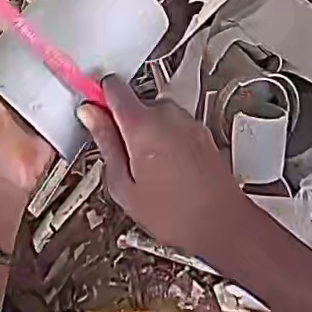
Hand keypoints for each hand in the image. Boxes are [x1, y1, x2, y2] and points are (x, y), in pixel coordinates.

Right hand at [77, 75, 258, 258]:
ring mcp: (187, 120)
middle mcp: (167, 114)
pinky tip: (169, 170)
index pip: (112, 87)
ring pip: (155, 114)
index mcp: (141, 124)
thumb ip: (104, 142)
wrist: (222, 224)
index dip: (99, 97)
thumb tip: (90, 116)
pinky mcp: (201, 130)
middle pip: (134, 103)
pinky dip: (167, 139)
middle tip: (123, 158)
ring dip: (147, 133)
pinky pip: (174, 125)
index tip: (92, 110)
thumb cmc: (175, 213)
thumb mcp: (123, 185)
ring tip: (149, 170)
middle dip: (124, 124)